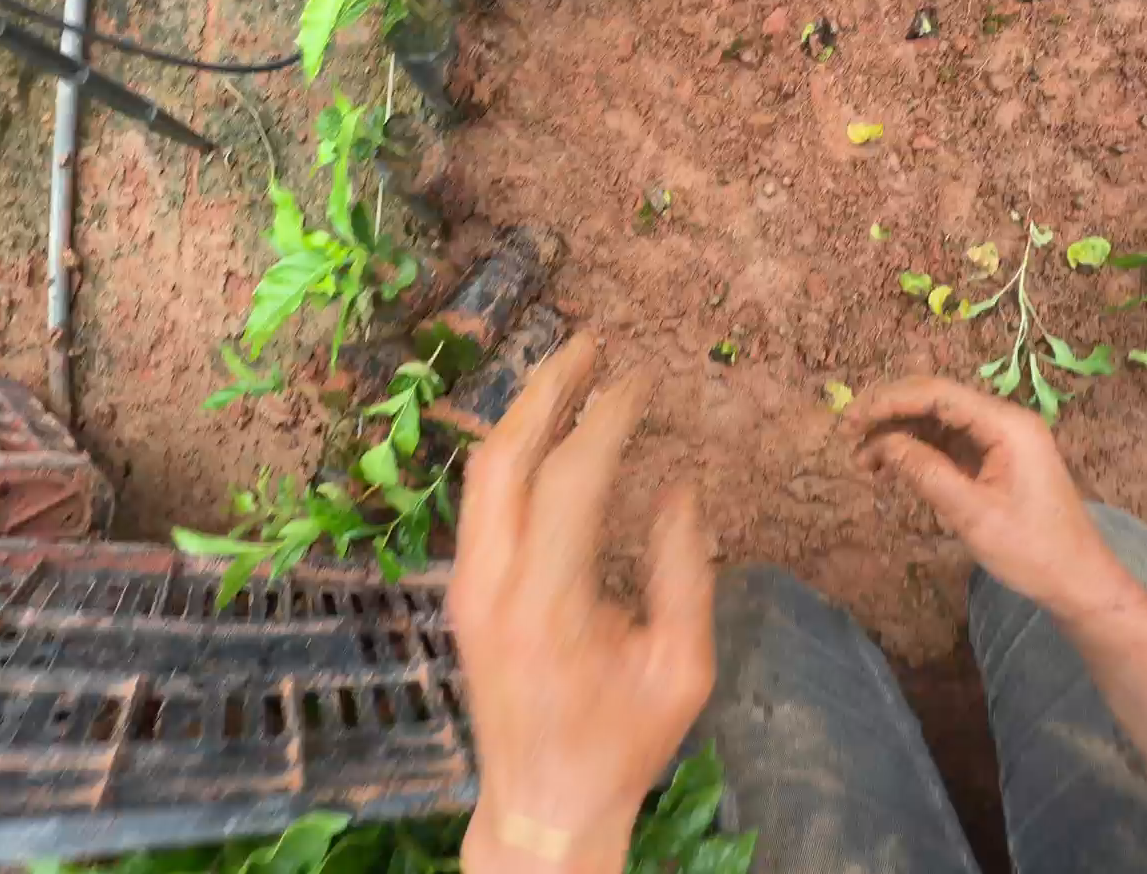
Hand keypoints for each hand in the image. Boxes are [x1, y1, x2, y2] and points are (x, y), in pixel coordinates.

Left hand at [449, 335, 714, 873]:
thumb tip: (679, 486)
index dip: (606, 420)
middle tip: (587, 343)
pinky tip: (540, 427)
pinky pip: (480, 496)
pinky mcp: (461, 587)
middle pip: (505, 455)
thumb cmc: (621, 743)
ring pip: (482, 469)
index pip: (570, 480)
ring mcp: (465, 583)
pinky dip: (510, 448)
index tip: (638, 382)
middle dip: (547, 388)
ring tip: (566, 370)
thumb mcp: (683, 669)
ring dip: (523, 411)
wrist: (538, 803)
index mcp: (549, 604)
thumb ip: (685, 572)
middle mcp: (492, 582)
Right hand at [843, 376, 1137, 621]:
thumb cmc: (1032, 550)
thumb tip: (881, 443)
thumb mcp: (972, 514)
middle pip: (932, 398)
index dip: (888, 402)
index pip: (935, 394)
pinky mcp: (990, 456)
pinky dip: (912, 449)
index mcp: (1006, 425)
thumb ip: (924, 471)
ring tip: (862, 459)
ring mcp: (996, 437)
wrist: (1080, 582)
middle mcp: (1001, 420)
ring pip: (933, 418)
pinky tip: (888, 467)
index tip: (852, 421)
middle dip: (886, 412)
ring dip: (895, 432)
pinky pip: (943, 439)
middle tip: (848, 434)